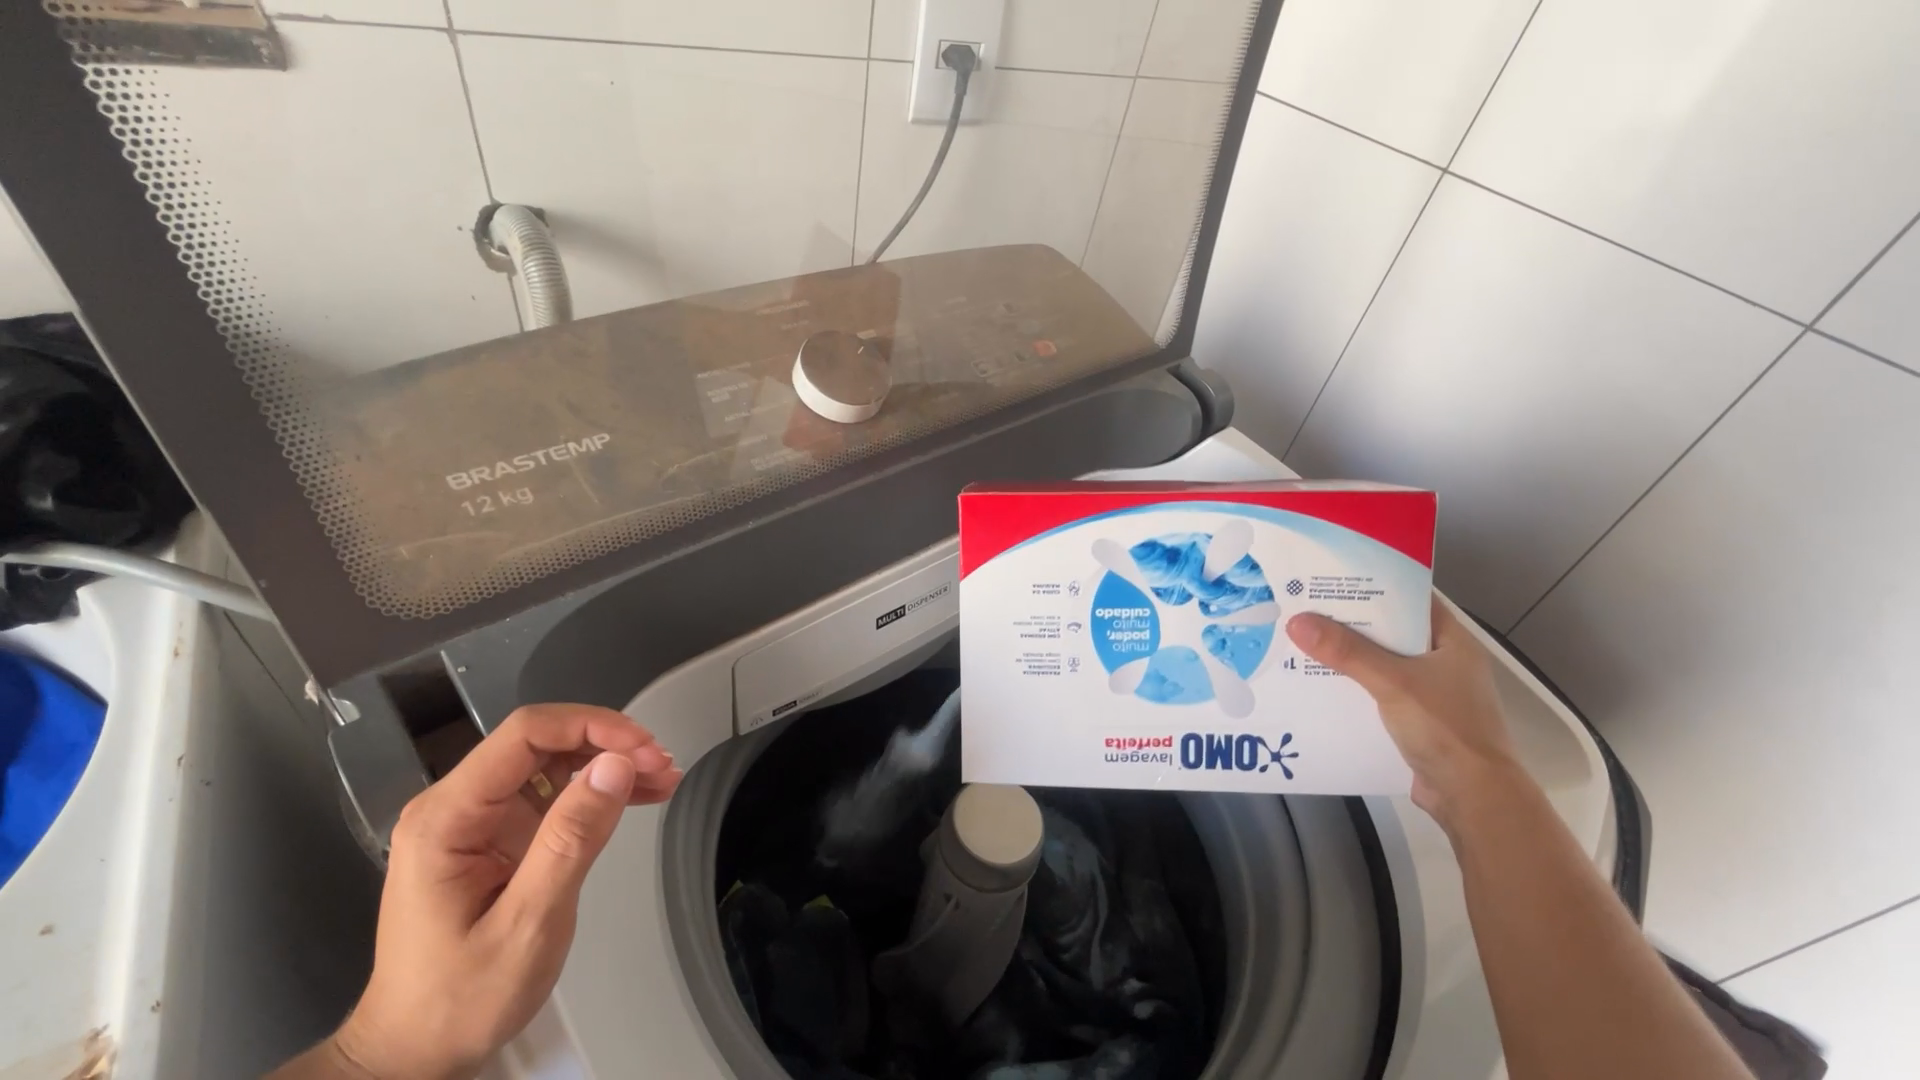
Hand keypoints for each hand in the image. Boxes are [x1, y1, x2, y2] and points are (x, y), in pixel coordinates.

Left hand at [330, 705, 681, 1079]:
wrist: (416, 1053)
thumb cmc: (463, 999)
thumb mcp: (528, 923)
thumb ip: (571, 839)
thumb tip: (617, 765)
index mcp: (448, 817)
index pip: (525, 735)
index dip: (592, 726)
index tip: (646, 749)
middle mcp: (456, 805)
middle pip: (540, 742)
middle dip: (608, 744)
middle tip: (664, 767)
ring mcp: (476, 820)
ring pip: (551, 764)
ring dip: (609, 764)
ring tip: (665, 779)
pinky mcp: (496, 837)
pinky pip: (551, 795)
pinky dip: (597, 792)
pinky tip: (639, 796)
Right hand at [1285, 596, 1524, 828]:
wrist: (1473, 797)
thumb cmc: (1445, 728)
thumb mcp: (1393, 682)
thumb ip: (1346, 652)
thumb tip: (1297, 621)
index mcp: (1451, 642)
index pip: (1409, 600)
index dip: (1373, 585)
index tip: (1331, 576)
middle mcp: (1442, 662)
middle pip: (1389, 632)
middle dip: (1349, 622)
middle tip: (1304, 607)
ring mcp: (1430, 694)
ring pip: (1380, 665)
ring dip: (1347, 658)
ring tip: (1301, 642)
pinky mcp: (1415, 722)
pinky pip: (1376, 694)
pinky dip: (1351, 689)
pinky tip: (1317, 685)